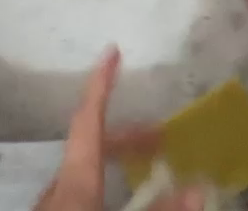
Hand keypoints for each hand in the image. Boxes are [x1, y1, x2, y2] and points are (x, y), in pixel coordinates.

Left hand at [32, 47, 200, 210]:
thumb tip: (199, 189)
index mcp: (75, 180)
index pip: (88, 119)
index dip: (101, 84)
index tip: (112, 51)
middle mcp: (56, 190)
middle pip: (90, 146)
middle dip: (125, 136)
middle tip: (161, 139)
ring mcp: (48, 209)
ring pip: (82, 176)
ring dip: (113, 166)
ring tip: (143, 175)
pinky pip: (75, 197)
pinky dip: (100, 190)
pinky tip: (117, 203)